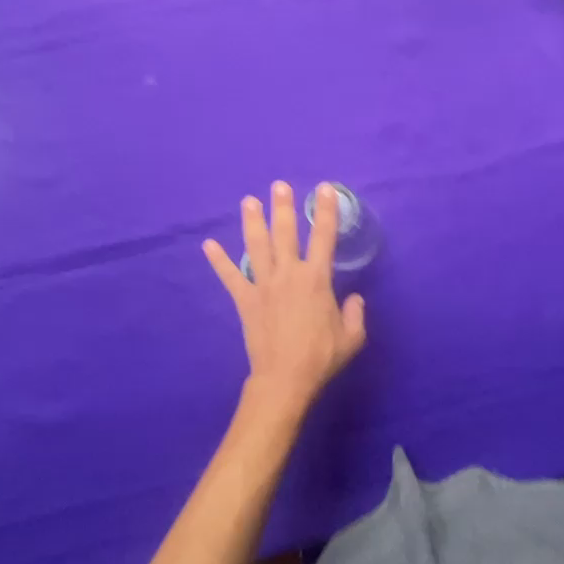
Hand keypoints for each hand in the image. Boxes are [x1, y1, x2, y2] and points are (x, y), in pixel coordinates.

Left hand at [203, 182, 366, 421]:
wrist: (285, 378)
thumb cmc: (321, 357)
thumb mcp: (352, 337)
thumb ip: (355, 314)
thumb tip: (355, 299)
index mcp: (317, 279)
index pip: (324, 238)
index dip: (325, 212)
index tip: (326, 190)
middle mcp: (289, 274)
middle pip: (285, 233)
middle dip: (283, 207)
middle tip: (279, 185)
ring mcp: (264, 286)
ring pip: (257, 246)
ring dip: (253, 222)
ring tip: (249, 201)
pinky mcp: (245, 300)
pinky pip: (230, 276)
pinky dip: (219, 261)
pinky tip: (208, 245)